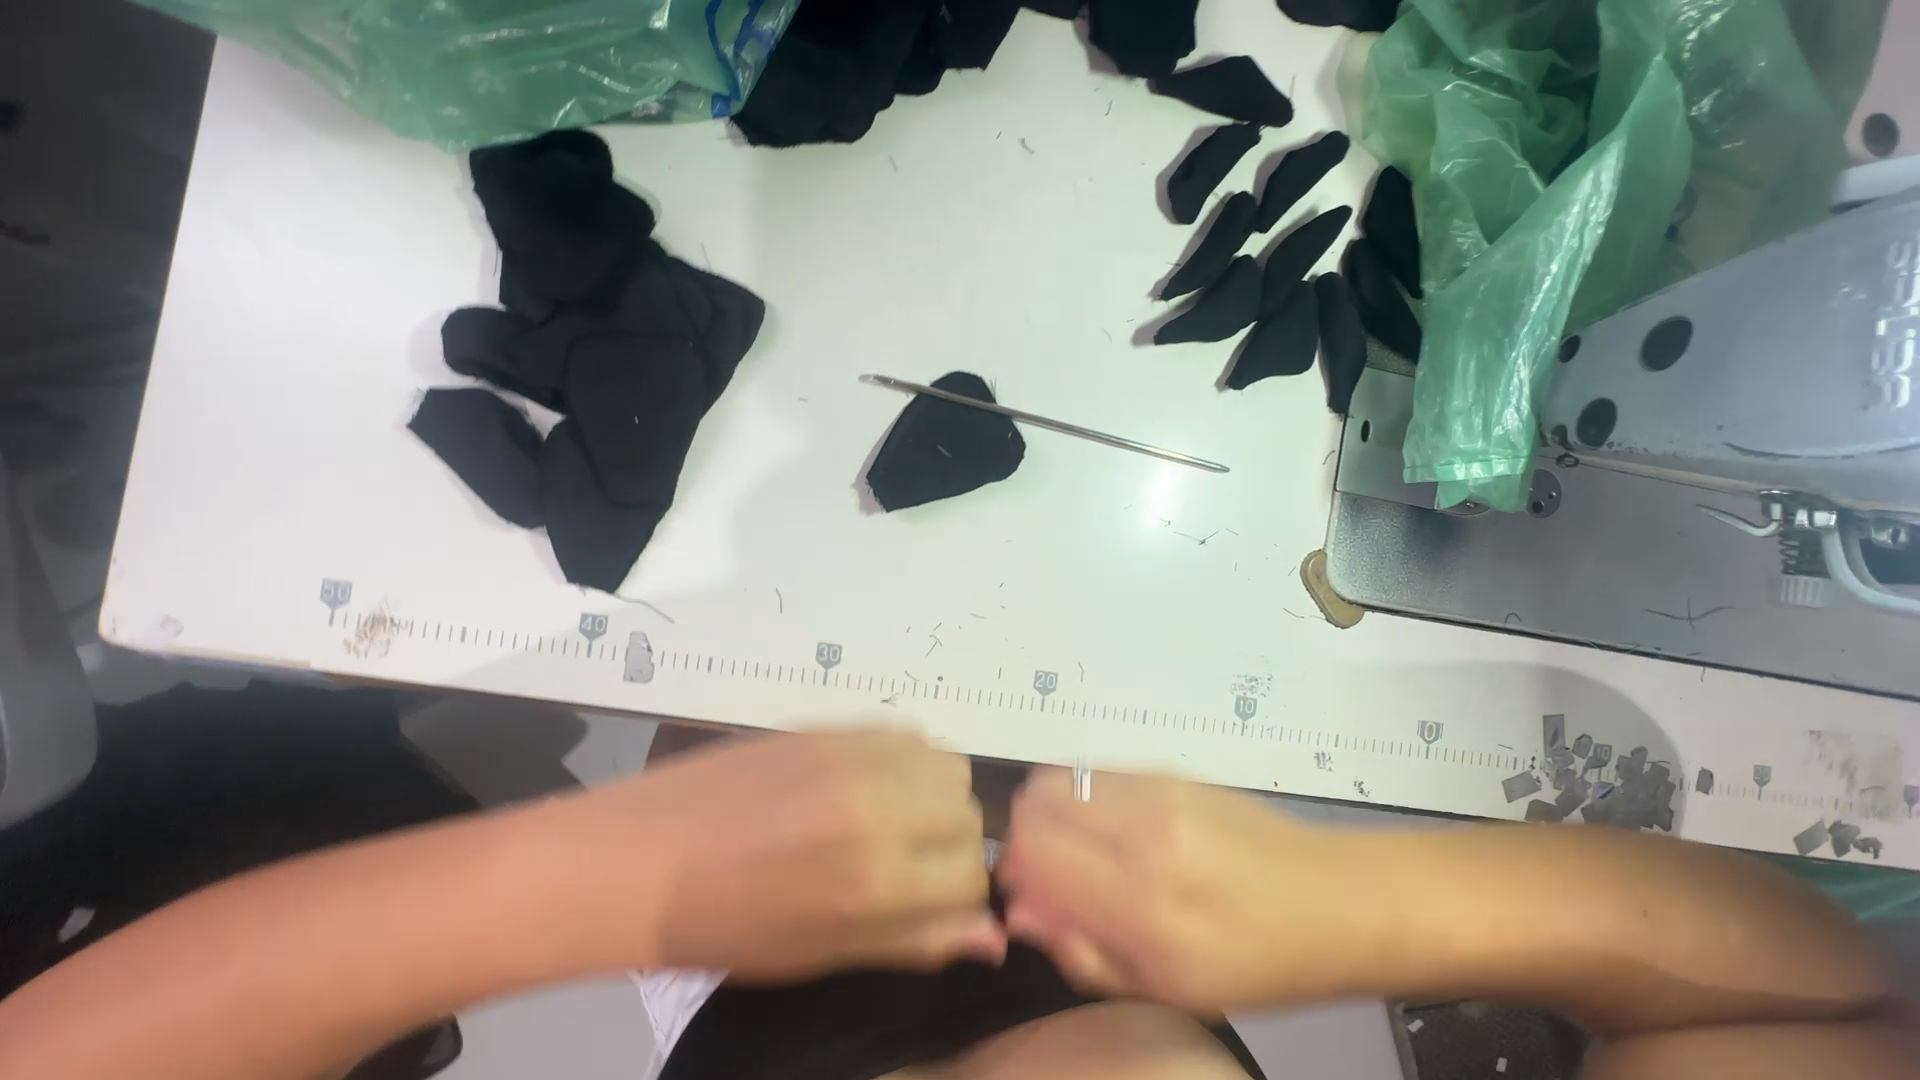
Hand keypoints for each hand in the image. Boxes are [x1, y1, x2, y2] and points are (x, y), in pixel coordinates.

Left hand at [576, 730, 1002, 980]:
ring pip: (946, 763)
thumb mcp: (825, 952)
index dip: (957, 894)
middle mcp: (880, 806)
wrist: (643, 857)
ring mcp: (854, 755)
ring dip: (934, 794)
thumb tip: (992, 936)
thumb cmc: (729, 926)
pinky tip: (866, 782)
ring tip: (891, 816)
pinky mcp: (830, 723)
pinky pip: (903, 731)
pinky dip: (904, 759)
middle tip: (906, 859)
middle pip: (968, 811)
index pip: (971, 874)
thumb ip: (916, 940)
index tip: (928, 897)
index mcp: (876, 880)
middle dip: (951, 842)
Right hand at [997, 769, 1385, 1011]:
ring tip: (1082, 848)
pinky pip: (1097, 772)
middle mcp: (1142, 831)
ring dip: (1052, 811)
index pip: (1031, 851)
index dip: (1014, 870)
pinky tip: (1115, 829)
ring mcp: (1158, 790)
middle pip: (1035, 801)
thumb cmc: (1257, 963)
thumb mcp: (1169, 988)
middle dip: (1026, 836)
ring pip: (1061, 777)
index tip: (1027, 892)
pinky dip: (1084, 796)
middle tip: (1050, 870)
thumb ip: (1085, 952)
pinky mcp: (1172, 769)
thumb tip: (1022, 912)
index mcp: (1142, 902)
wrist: (1340, 900)